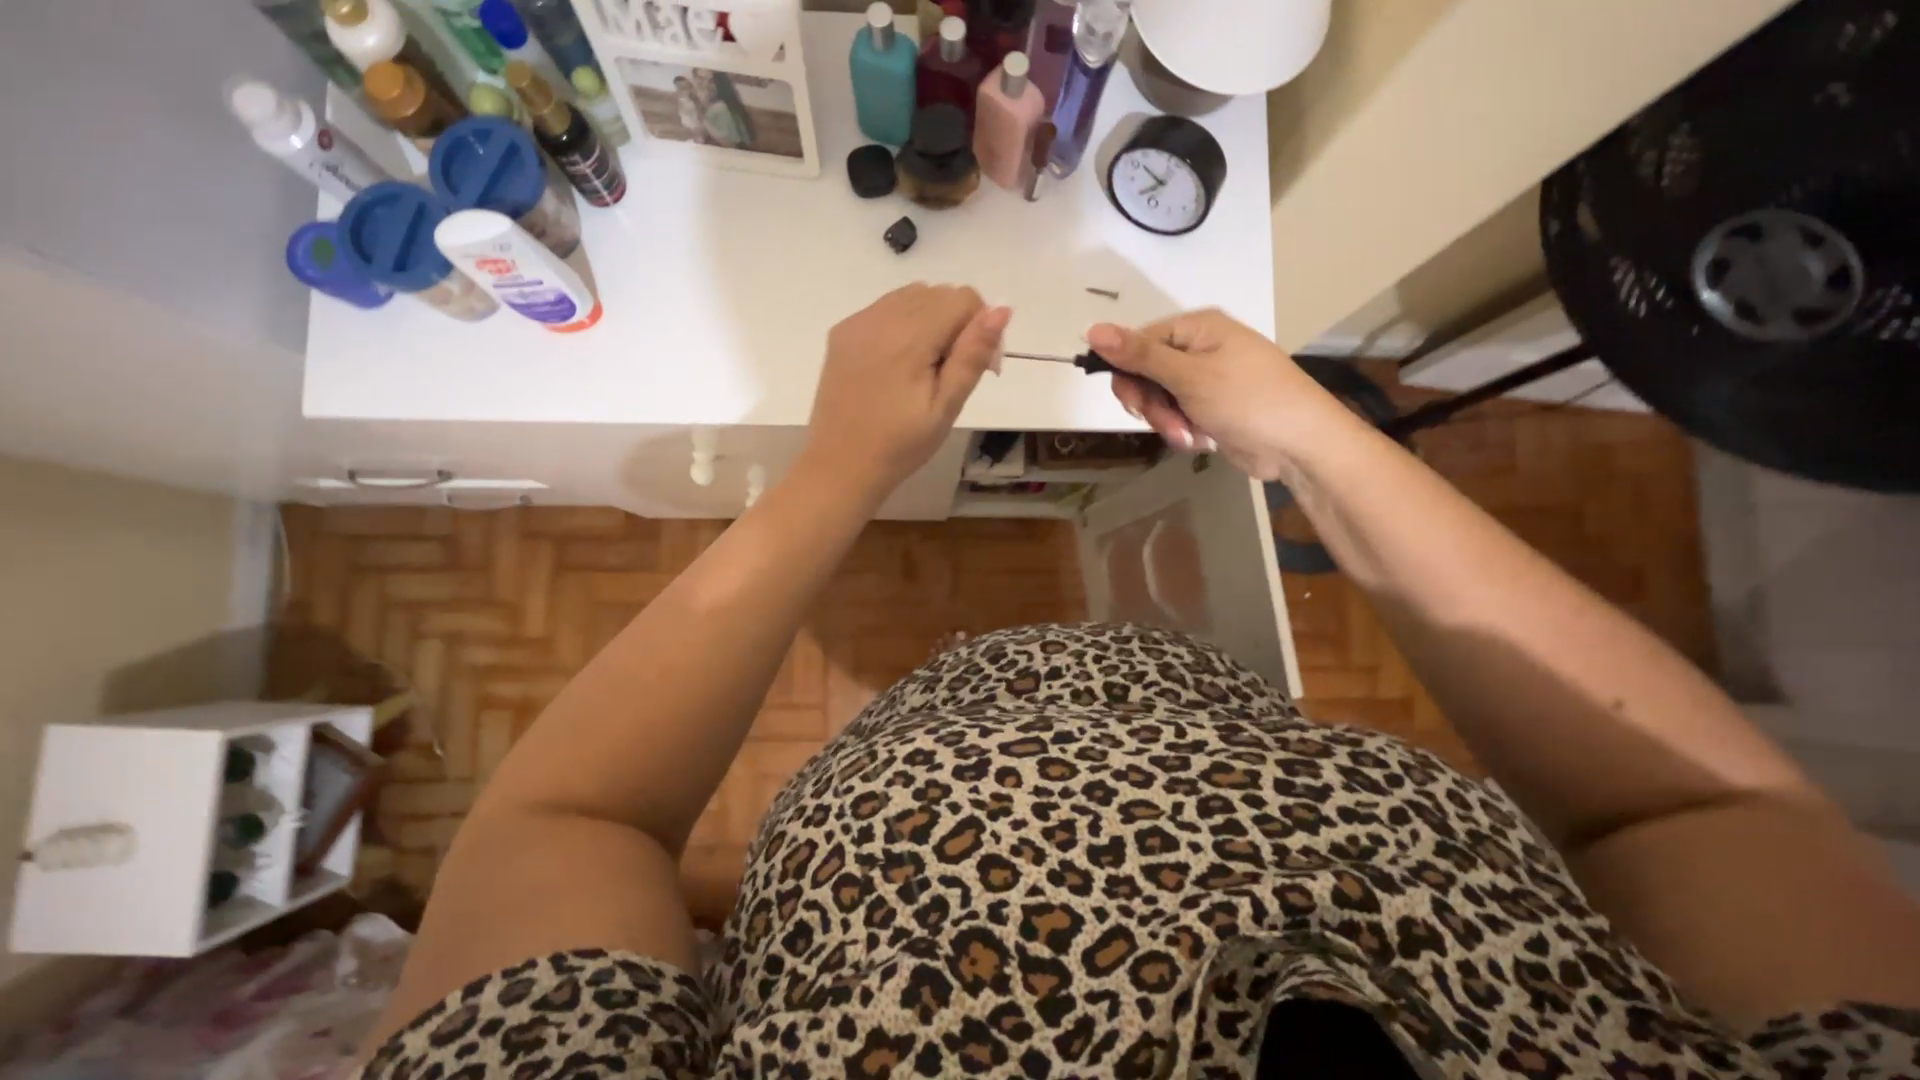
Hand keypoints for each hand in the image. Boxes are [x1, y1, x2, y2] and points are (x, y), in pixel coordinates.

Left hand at [806, 284, 1010, 500]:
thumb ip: (972, 355)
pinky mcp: (842, 331)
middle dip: (954, 323)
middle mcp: (881, 318)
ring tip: (922, 367)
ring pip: (911, 296)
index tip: (973, 365)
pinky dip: (901, 324)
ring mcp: (857, 322)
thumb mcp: (946, 407)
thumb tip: (1001, 310)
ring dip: (928, 320)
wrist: (840, 465)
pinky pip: (884, 308)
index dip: (978, 327)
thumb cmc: (901, 445)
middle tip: (948, 372)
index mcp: (910, 338)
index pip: (963, 298)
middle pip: (938, 293)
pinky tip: (895, 364)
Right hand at [1088, 310, 1362, 480]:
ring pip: (1160, 400)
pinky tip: (1204, 440)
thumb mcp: (1189, 376)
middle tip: (1168, 423)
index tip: (1134, 403)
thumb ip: (1139, 355)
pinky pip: (1179, 416)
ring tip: (1191, 436)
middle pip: (1146, 374)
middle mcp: (1200, 348)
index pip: (1138, 343)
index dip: (1128, 374)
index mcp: (1196, 328)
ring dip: (1169, 422)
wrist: (1300, 444)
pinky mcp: (1213, 407)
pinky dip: (1185, 431)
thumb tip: (1092, 329)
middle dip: (1152, 405)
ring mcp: (1207, 379)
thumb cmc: (1248, 400)